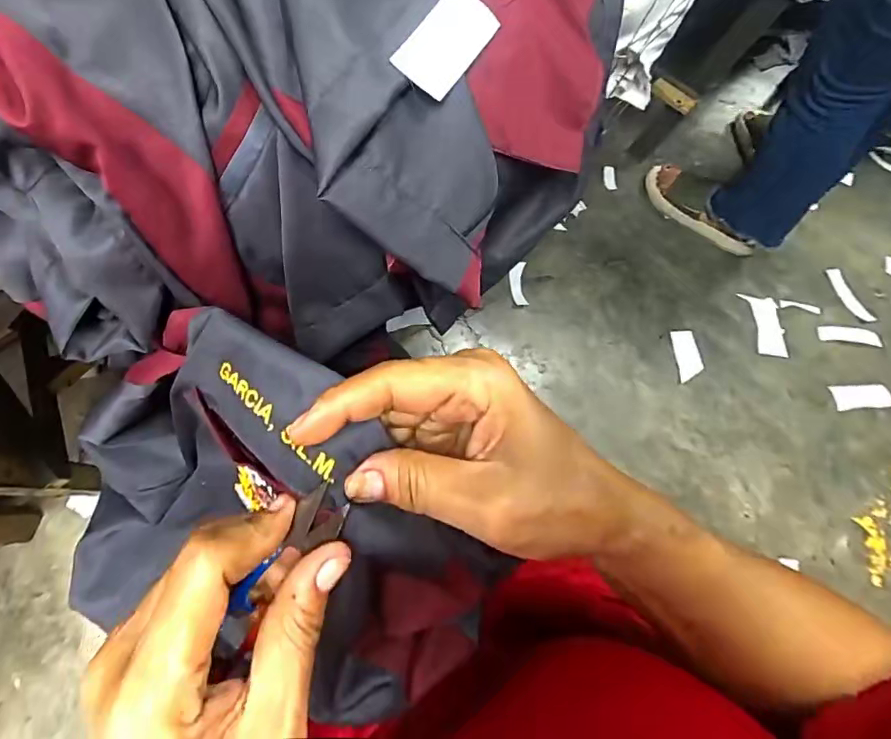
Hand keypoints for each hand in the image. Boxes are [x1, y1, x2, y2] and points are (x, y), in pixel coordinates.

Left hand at [83, 500, 351, 737]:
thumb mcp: (274, 725)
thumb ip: (296, 631)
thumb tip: (331, 551)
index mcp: (145, 686)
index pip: (200, 564)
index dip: (256, 528)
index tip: (305, 514)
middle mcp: (114, 662)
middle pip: (192, 562)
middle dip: (257, 545)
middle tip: (308, 553)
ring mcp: (111, 662)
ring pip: (186, 571)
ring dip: (244, 564)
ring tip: (286, 587)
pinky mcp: (122, 662)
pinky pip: (178, 595)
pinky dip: (224, 586)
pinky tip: (255, 607)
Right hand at [284, 348, 646, 560]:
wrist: (599, 514)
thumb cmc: (552, 502)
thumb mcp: (483, 502)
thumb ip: (415, 483)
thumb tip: (353, 478)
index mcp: (475, 380)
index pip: (393, 381)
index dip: (341, 404)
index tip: (295, 432)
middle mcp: (464, 377)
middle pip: (389, 392)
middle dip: (342, 421)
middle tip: (291, 454)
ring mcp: (461, 398)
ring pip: (394, 412)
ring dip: (357, 439)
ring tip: (307, 464)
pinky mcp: (459, 422)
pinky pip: (409, 430)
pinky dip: (381, 451)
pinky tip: (349, 469)